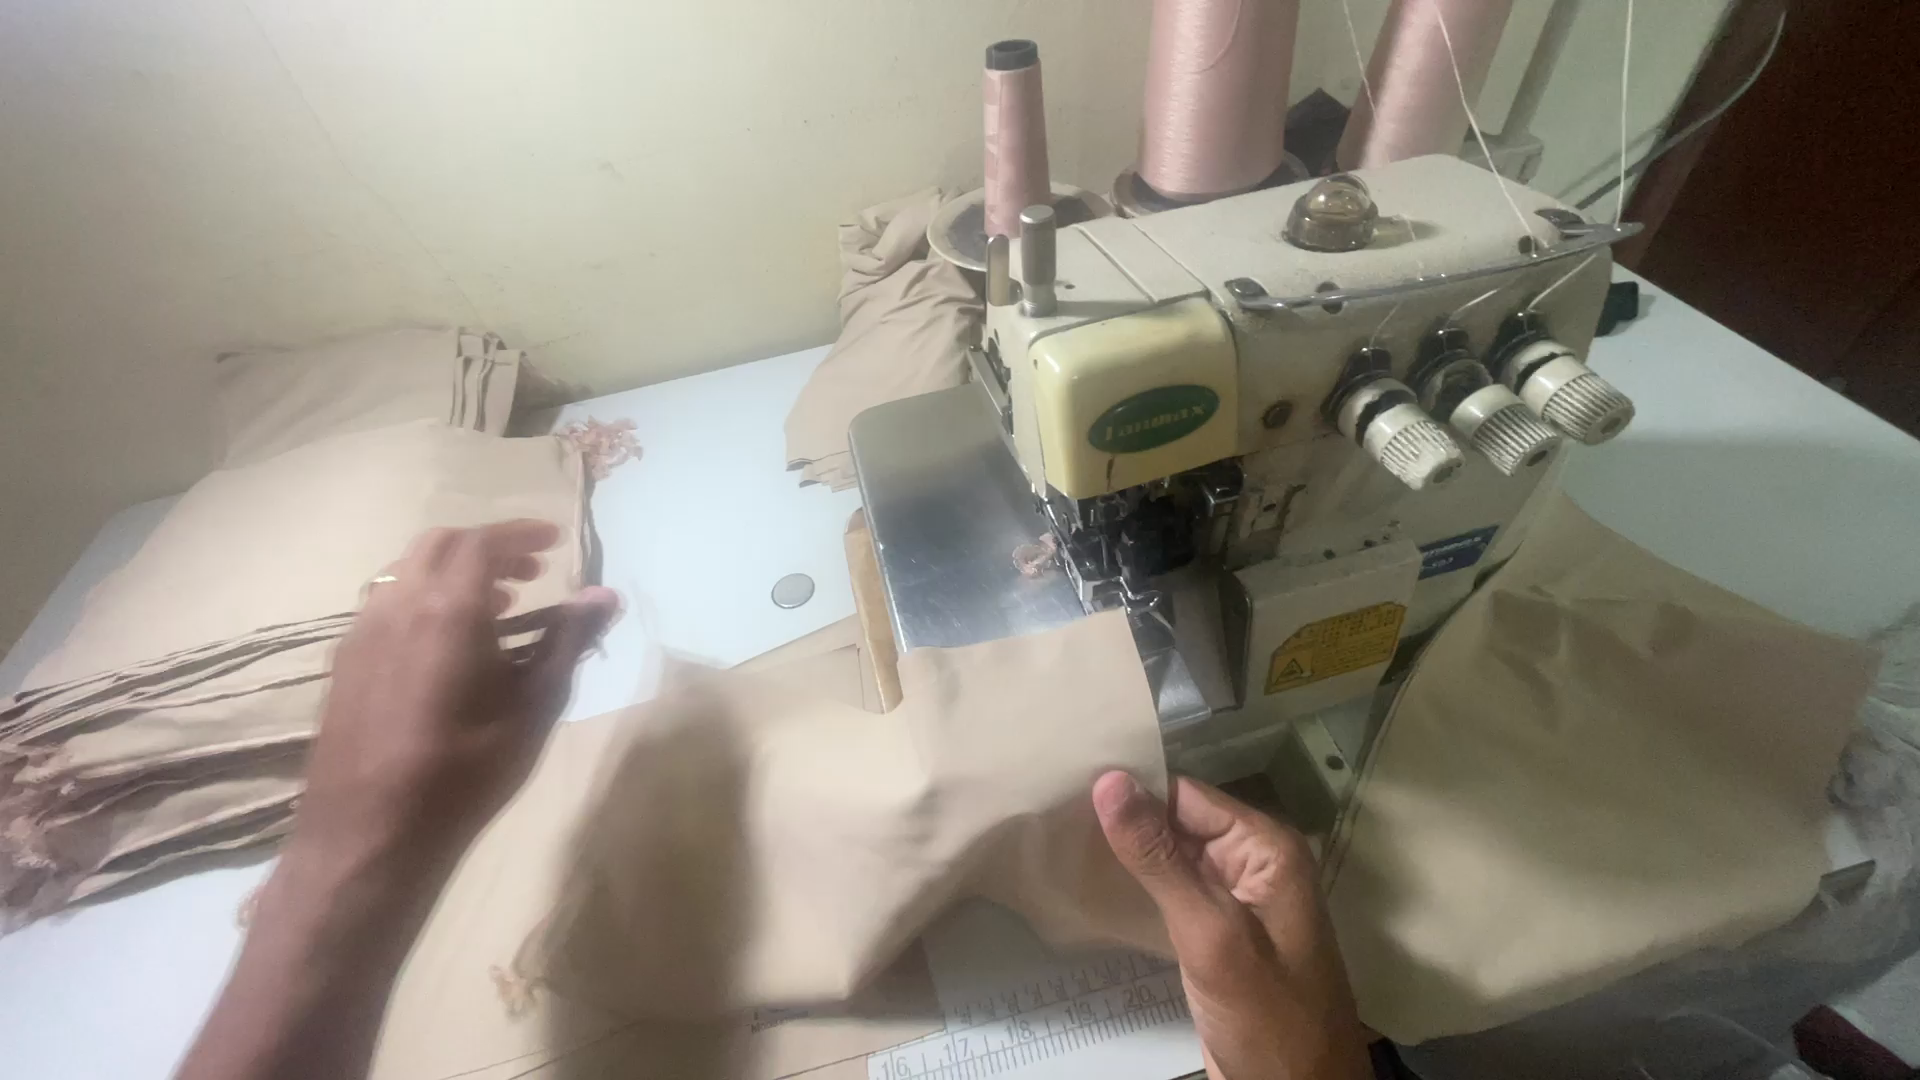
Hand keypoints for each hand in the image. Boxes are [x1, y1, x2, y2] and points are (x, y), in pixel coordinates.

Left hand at [179, 521, 614, 1079]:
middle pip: (438, 546)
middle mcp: (395, 610)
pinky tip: (456, 641)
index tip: (557, 542)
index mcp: (445, 613)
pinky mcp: (345, 665)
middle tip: (534, 570)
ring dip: (457, 571)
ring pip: (407, 572)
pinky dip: (428, 597)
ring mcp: (361, 637)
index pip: (480, 543)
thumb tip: (606, 594)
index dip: (520, 533)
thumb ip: (569, 640)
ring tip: (504, 603)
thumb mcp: (535, 705)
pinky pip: (389, 603)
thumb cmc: (467, 770)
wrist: (370, 837)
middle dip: (489, 546)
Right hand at [1093, 772, 1370, 1079]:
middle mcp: (1251, 860)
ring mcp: (1233, 896)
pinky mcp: (1215, 928)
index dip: (1131, 790)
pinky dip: (1137, 883)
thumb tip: (1109, 781)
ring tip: (1063, 836)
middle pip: (1176, 819)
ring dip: (1126, 852)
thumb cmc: (1267, 1018)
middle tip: (1056, 811)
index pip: (1184, 795)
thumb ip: (1158, 858)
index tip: (1070, 788)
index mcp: (1264, 846)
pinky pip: (1170, 888)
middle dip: (1124, 820)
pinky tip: (1094, 878)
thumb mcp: (1210, 933)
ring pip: (1168, 853)